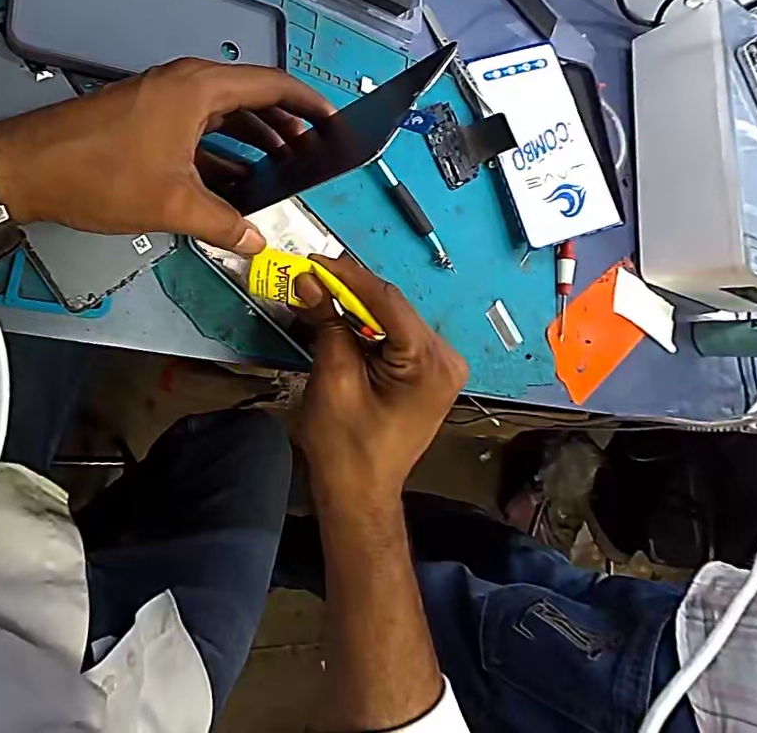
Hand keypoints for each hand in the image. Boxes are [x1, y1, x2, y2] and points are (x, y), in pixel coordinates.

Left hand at [0, 59, 332, 252]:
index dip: (307, 102)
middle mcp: (184, 84)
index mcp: (199, 88)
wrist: (25, 169)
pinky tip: (234, 177)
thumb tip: (255, 240)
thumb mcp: (172, 203)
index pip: (272, 83)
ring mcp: (164, 98)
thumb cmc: (95, 173)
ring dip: (253, 137)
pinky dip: (222, 148)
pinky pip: (200, 126)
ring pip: (225, 112)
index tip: (330, 119)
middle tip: (309, 151)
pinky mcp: (148, 117)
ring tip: (279, 165)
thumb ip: (223, 223)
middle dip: (284, 124)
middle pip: (251, 96)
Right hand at [291, 256, 467, 507]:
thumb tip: (310, 279)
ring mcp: (441, 365)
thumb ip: (328, 322)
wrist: (359, 494)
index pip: (388, 301)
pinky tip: (341, 315)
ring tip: (320, 291)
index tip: (315, 261)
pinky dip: (367, 323)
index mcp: (430, 363)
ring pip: (393, 316)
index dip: (348, 276)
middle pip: (393, 306)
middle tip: (312, 275)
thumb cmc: (346, 446)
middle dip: (351, 289)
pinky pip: (395, 333)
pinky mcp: (428, 370)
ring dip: (357, 305)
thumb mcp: (333, 377)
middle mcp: (446, 358)